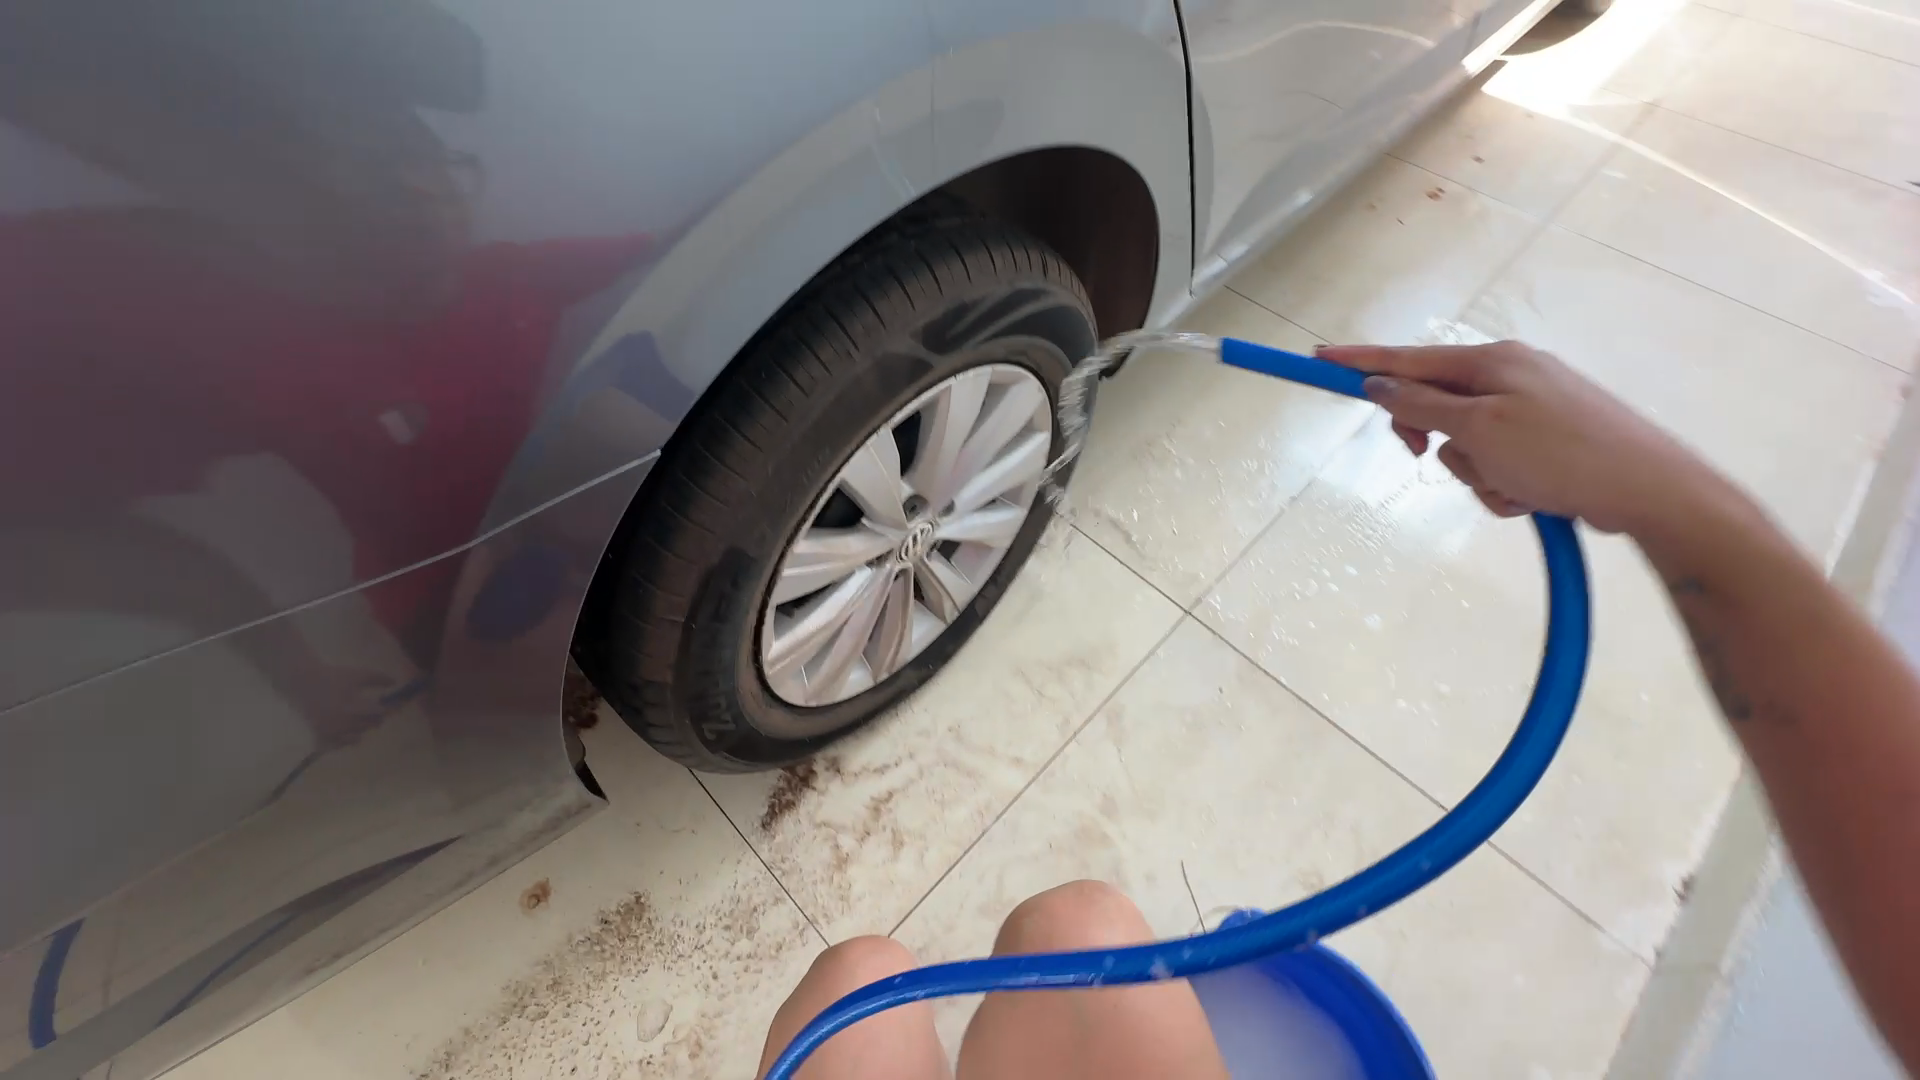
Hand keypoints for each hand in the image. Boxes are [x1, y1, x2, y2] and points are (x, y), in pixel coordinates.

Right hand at [1317, 341, 1717, 535]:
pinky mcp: (1543, 439)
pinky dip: (1498, 481)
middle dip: (1427, 437)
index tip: (1317, 358)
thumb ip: (1420, 406)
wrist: (1653, 493)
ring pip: (1459, 441)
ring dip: (1471, 469)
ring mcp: (1527, 407)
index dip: (1358, 361)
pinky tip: (1526, 494)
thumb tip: (1378, 385)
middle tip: (1422, 456)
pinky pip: (1492, 460)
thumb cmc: (1560, 454)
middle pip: (1430, 403)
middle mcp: (1506, 376)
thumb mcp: (1477, 430)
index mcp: (1490, 362)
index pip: (1405, 359)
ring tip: (1508, 485)